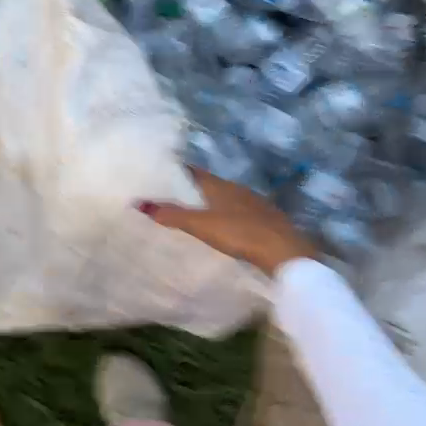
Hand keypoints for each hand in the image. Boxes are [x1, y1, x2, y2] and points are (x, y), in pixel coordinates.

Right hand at [137, 167, 315, 276]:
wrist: (285, 253)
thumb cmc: (239, 233)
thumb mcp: (201, 225)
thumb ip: (172, 215)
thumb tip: (140, 203)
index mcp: (219, 185)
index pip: (193, 171)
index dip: (177, 172)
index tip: (161, 175)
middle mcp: (237, 189)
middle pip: (210, 184)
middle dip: (193, 189)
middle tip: (173, 196)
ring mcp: (255, 203)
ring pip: (227, 198)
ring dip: (213, 203)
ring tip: (196, 212)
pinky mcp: (268, 220)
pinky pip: (241, 212)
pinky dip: (229, 216)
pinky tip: (226, 227)